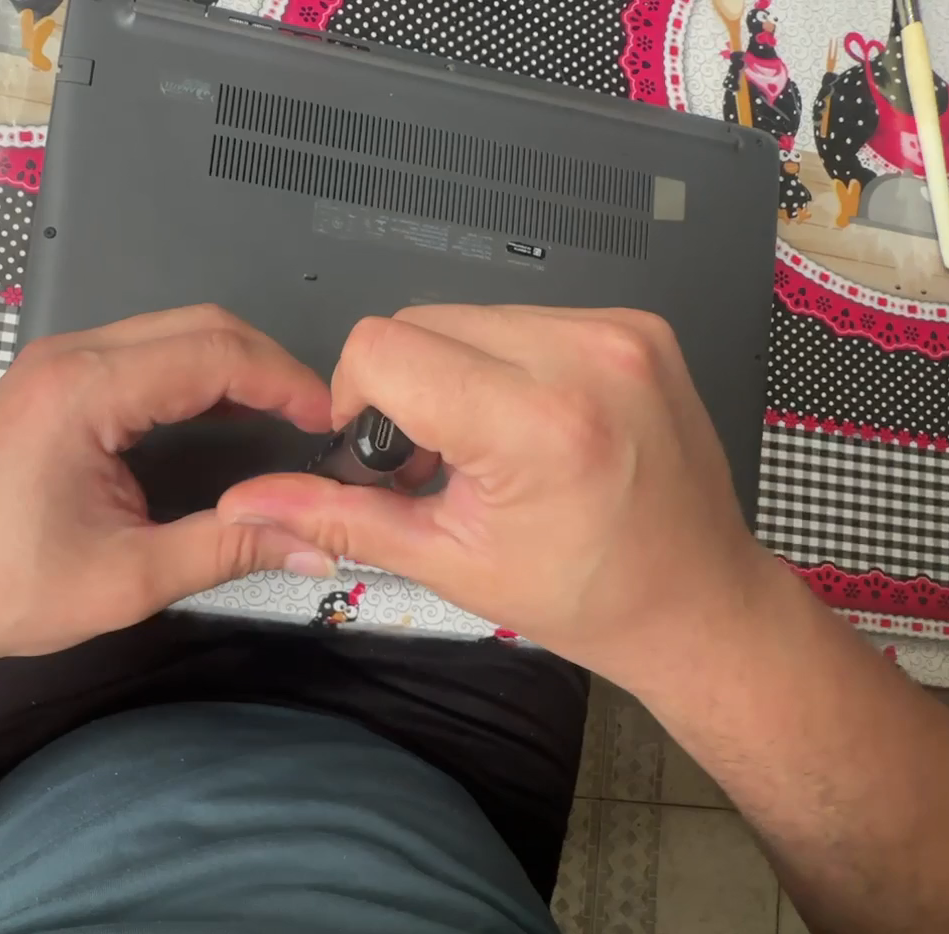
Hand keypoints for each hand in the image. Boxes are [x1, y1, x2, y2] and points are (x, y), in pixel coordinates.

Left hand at [0, 305, 334, 669]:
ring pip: (169, 335)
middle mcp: (67, 358)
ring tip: (281, 416)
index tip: (328, 419)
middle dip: (266, 365)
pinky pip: (139, 358)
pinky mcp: (49, 385)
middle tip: (313, 417)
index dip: (284, 381)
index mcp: (82, 391)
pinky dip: (192, 378)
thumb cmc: (5, 591)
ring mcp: (53, 366)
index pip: (212, 354)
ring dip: (232, 367)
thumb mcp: (130, 579)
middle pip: (196, 327)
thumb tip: (312, 543)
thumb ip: (227, 548)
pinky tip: (221, 415)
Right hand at [217, 305, 781, 689]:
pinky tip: (516, 422)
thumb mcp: (445, 563)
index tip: (376, 446)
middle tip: (431, 458)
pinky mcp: (634, 324)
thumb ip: (337, 518)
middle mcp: (585, 355)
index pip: (384, 348)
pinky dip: (495, 362)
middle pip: (419, 322)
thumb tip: (252, 505)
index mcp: (535, 424)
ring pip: (466, 315)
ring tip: (477, 444)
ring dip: (447, 373)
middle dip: (400, 387)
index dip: (354, 396)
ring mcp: (619, 330)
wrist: (696, 602)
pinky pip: (519, 318)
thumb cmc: (584, 597)